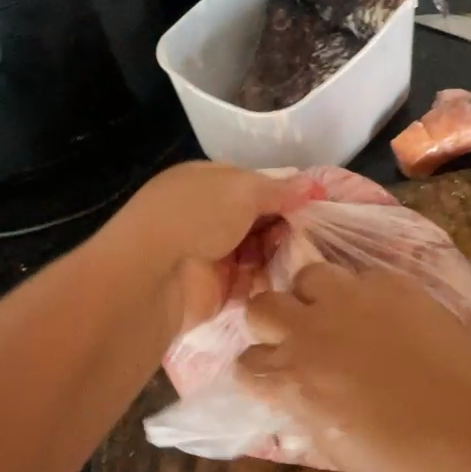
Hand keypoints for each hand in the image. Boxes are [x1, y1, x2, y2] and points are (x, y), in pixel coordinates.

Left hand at [95, 162, 308, 333]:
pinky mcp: (215, 290)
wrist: (153, 275)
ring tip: (310, 257)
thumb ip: (279, 189)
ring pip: (257, 251)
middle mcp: (206, 215)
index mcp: (206, 182)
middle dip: (285, 225)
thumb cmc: (196, 216)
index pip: (252, 183)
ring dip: (280, 253)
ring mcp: (210, 253)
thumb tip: (312, 185)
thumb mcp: (243, 189)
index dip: (284, 192)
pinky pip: (251, 283)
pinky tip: (296, 281)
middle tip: (317, 234)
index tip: (316, 204)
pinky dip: (270, 281)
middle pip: (257, 218)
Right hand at [237, 263, 470, 471]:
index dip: (257, 371)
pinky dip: (364, 293)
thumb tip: (293, 399)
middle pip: (262, 306)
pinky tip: (385, 314)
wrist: (469, 424)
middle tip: (298, 335)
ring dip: (315, 295)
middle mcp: (310, 330)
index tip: (272, 376)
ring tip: (338, 313)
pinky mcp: (389, 281)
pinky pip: (361, 275)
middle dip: (271, 320)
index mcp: (292, 380)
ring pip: (309, 275)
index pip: (245, 364)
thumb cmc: (401, 454)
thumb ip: (303, 413)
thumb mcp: (334, 449)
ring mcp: (350, 298)